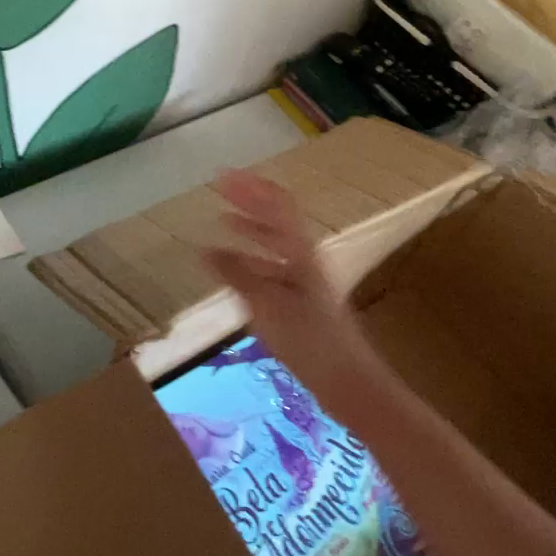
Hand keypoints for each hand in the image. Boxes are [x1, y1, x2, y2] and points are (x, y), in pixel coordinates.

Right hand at [202, 170, 399, 424]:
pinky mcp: (302, 301)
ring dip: (252, 227)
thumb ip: (238, 275)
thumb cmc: (310, 340)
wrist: (349, 381)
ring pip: (276, 243)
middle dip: (249, 201)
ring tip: (225, 221)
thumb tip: (206, 249)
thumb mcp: (267, 305)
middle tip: (221, 188)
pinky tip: (237, 270)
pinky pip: (273, 265)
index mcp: (300, 252)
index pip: (277, 206)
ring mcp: (305, 280)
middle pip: (277, 219)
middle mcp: (305, 259)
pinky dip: (253, 257)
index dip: (251, 187)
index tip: (225, 174)